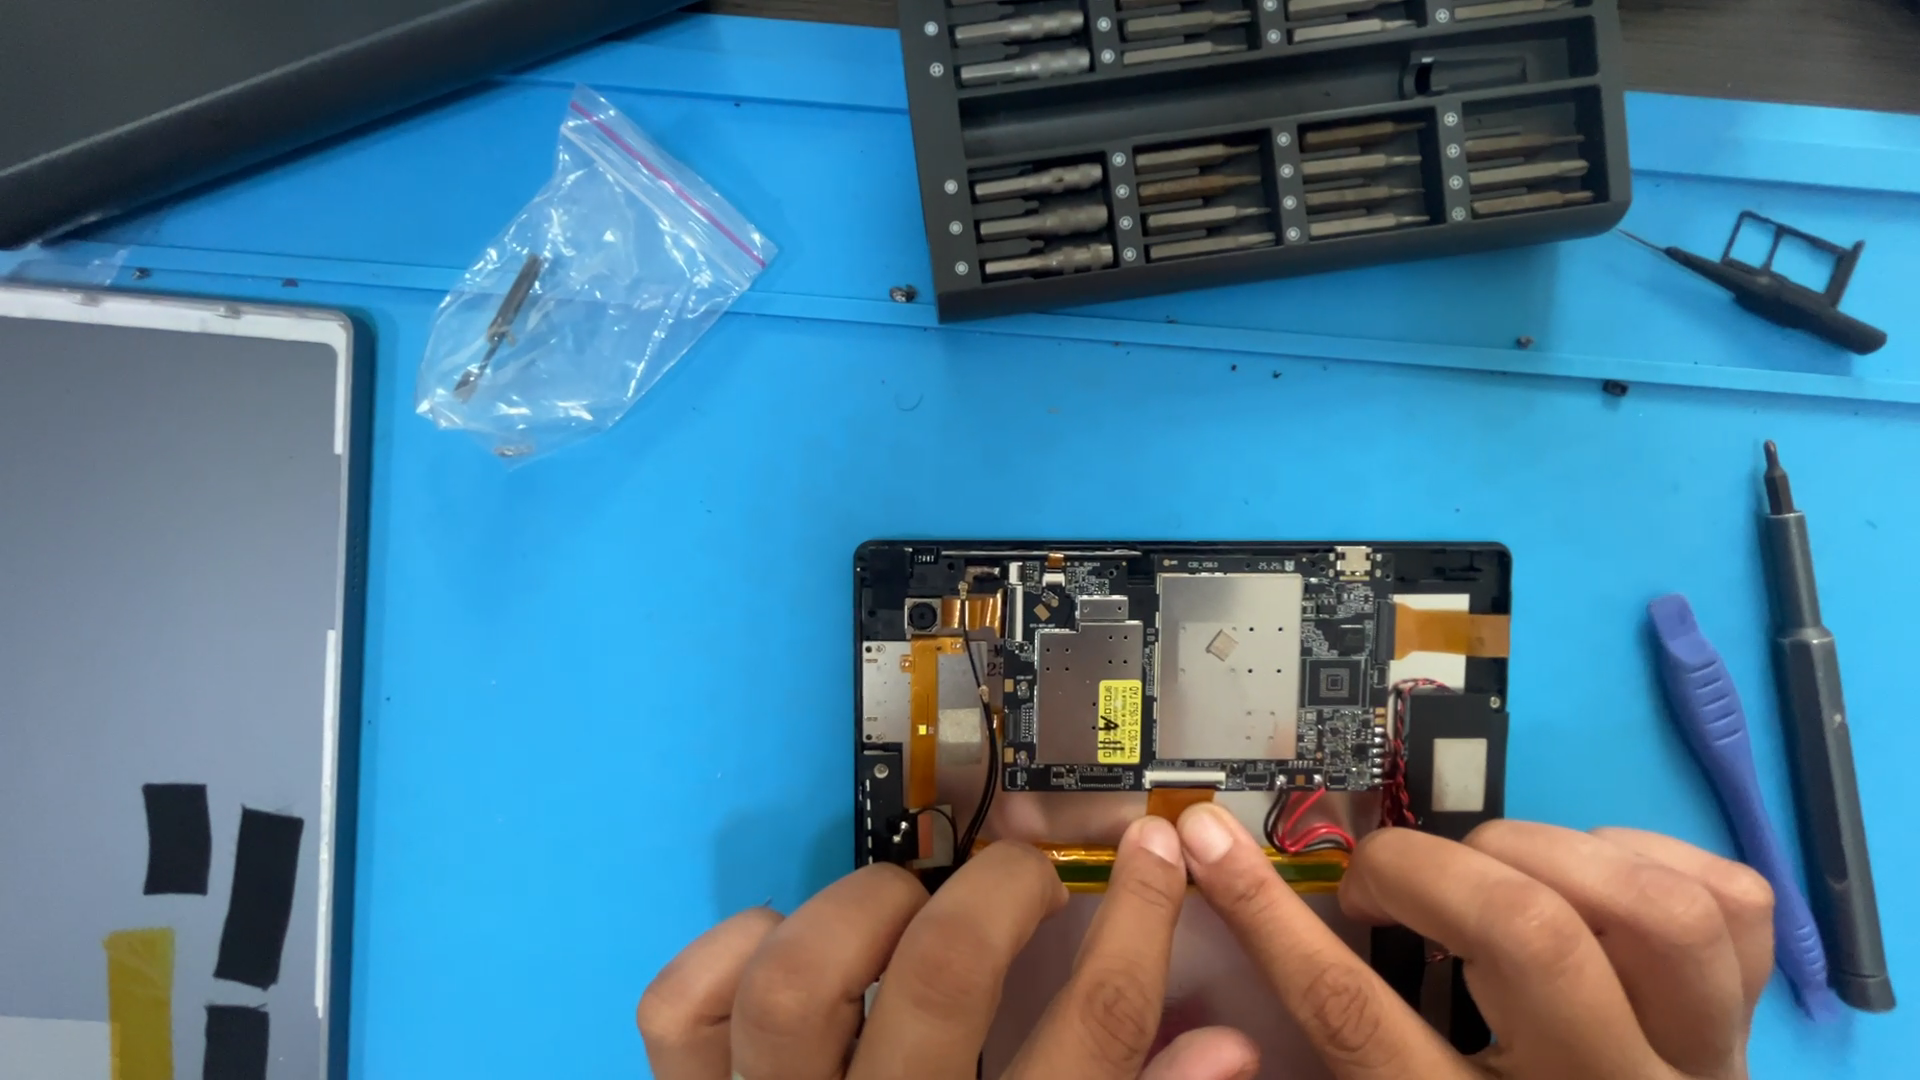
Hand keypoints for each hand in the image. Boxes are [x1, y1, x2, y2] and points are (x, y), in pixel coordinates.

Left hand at [638, 818, 1258, 1079]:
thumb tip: (1226, 1045)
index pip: (1091, 1036)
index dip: (1136, 928)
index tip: (1157, 850)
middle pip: (939, 974)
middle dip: (999, 893)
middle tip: (1021, 882)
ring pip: (802, 973)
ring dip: (868, 903)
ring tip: (906, 904)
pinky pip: (683, 1005)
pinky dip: (730, 944)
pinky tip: (778, 939)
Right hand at [1175, 804, 1772, 1079]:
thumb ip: (1333, 1027)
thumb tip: (1240, 896)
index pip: (1353, 1015)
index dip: (1268, 916)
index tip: (1211, 839)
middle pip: (1525, 935)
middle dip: (1419, 870)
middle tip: (1380, 884)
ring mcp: (1702, 1064)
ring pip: (1648, 907)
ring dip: (1536, 852)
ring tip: (1483, 870)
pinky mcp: (1751, 1027)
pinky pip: (1726, 903)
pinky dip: (1638, 857)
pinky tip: (1577, 877)